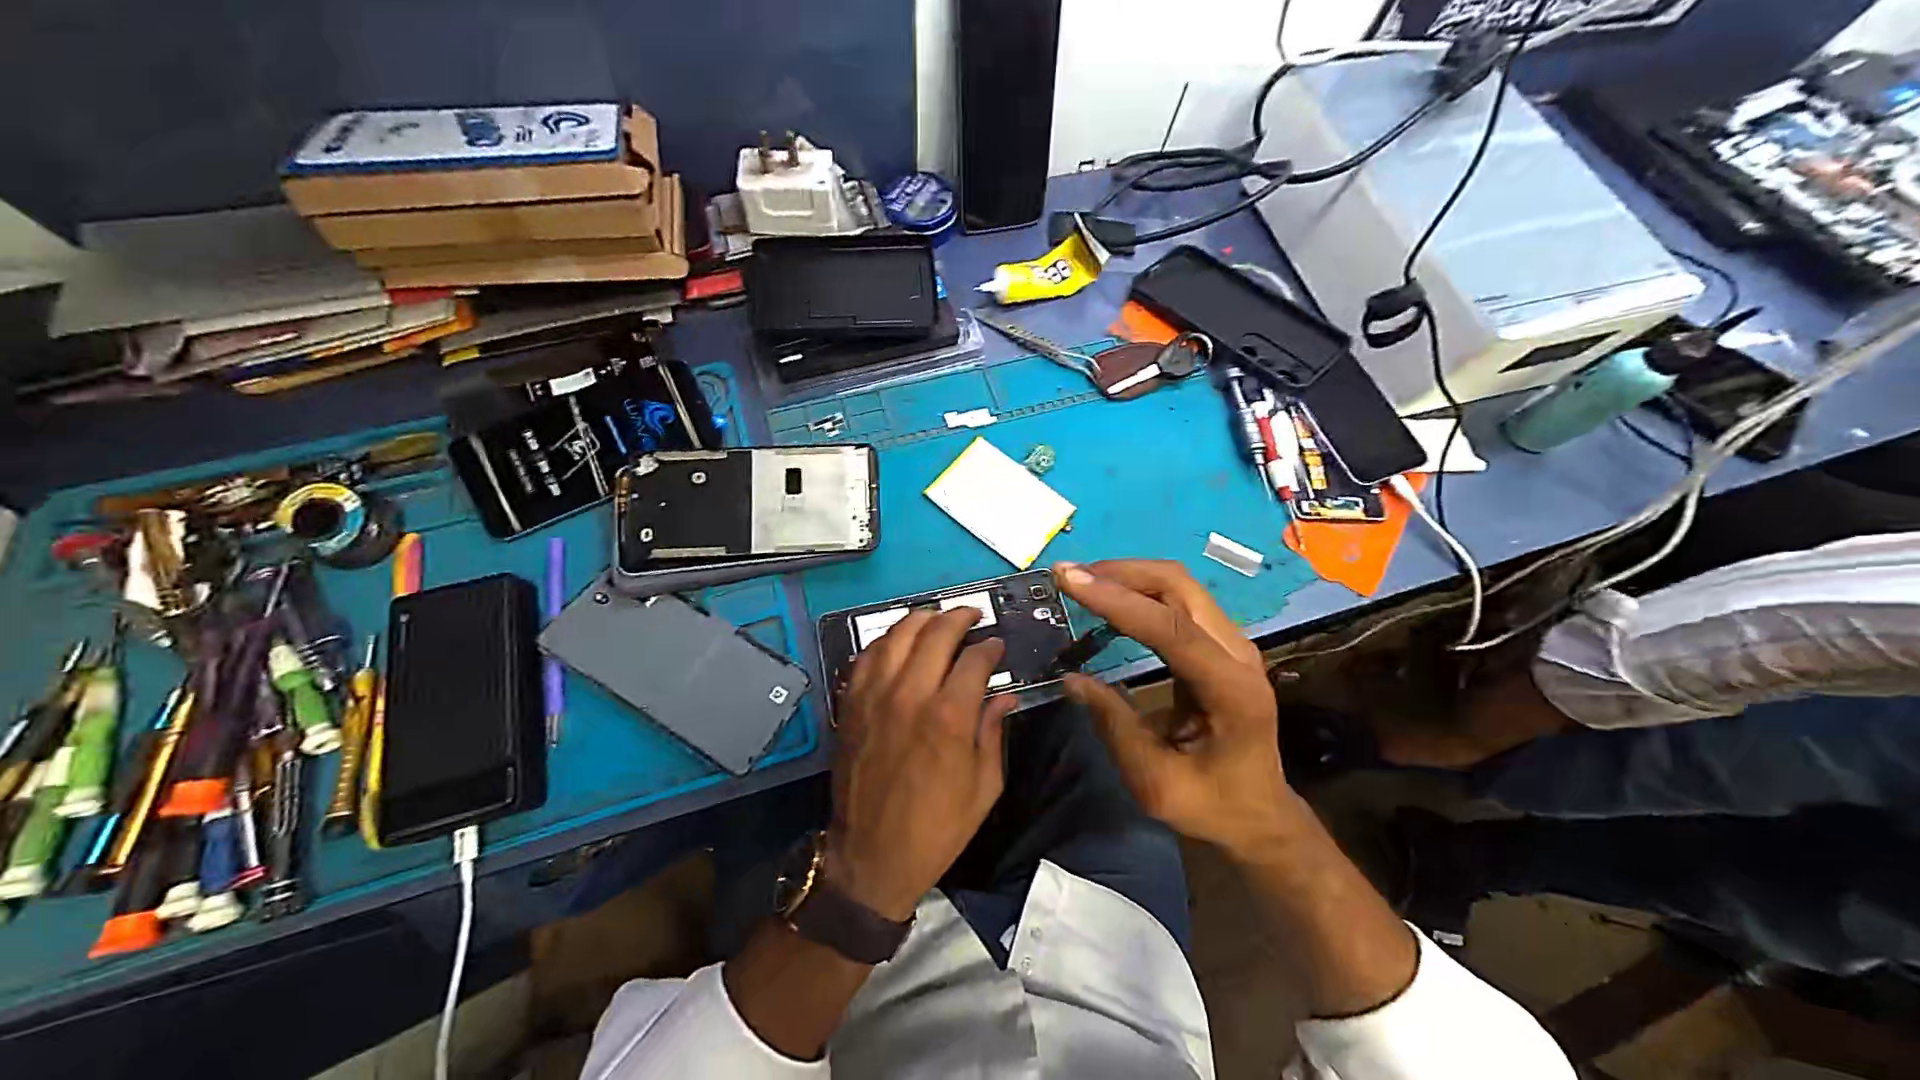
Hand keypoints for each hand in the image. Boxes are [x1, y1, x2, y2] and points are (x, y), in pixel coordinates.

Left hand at [825, 608, 1015, 921]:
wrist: (873, 856)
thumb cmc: (937, 826)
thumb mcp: (984, 787)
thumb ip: (994, 732)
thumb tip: (1005, 696)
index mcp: (949, 716)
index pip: (975, 658)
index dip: (991, 647)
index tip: (997, 647)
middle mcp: (910, 694)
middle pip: (936, 633)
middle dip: (960, 617)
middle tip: (972, 617)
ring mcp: (874, 696)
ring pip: (897, 634)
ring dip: (921, 619)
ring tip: (937, 619)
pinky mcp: (851, 704)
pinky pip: (867, 656)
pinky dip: (887, 641)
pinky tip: (899, 642)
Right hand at [1054, 560, 1301, 856]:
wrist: (1260, 814)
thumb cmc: (1213, 805)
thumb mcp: (1156, 782)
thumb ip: (1116, 727)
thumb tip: (1072, 678)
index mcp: (1231, 690)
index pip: (1172, 627)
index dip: (1118, 600)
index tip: (1070, 581)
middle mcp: (1239, 653)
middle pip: (1180, 586)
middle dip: (1121, 573)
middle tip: (1069, 576)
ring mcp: (1234, 643)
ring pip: (1179, 584)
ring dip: (1129, 576)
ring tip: (1081, 582)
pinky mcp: (1221, 644)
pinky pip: (1179, 599)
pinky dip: (1140, 589)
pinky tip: (1110, 597)